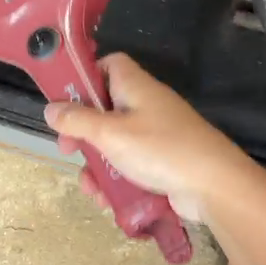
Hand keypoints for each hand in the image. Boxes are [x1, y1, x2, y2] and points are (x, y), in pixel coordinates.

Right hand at [43, 54, 253, 223]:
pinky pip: (130, 166)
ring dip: (97, 165)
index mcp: (135, 87)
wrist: (214, 185)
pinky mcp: (162, 162)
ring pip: (114, 144)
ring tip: (92, 188)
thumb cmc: (160, 149)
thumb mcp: (110, 134)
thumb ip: (77, 120)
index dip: (87, 76)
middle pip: (105, 109)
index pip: (110, 64)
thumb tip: (51, 108)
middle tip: (69, 150)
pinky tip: (108, 200)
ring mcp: (156, 135)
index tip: (67, 99)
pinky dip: (117, 181)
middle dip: (83, 133)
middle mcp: (146, 106)